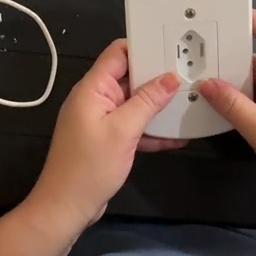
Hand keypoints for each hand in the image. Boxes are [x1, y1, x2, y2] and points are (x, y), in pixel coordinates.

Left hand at [24, 40, 180, 234]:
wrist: (65, 208)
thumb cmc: (89, 166)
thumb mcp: (123, 131)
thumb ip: (147, 101)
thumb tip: (171, 77)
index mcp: (92, 88)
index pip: (118, 53)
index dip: (144, 46)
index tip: (173, 47)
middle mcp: (95, 98)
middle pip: (129, 76)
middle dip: (157, 76)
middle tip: (190, 73)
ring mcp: (101, 119)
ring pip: (134, 102)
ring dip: (157, 105)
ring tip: (189, 100)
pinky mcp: (107, 139)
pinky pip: (132, 125)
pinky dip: (151, 129)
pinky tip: (177, 136)